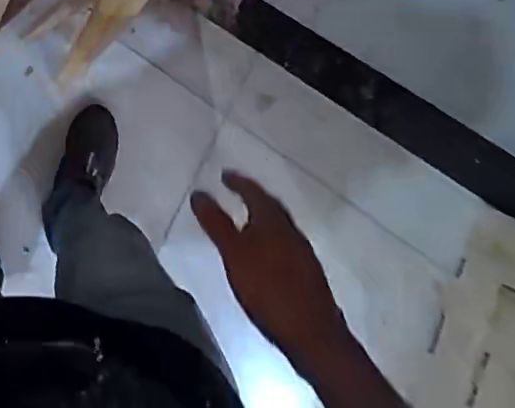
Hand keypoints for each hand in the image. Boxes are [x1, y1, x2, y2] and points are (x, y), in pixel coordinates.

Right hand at [191, 171, 349, 363]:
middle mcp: (293, 233)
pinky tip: (262, 253)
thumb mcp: (233, 253)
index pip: (255, 193)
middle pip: (272, 208)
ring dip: (263, 219)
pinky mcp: (309, 278)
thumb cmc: (268, 289)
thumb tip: (199, 193)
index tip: (225, 174)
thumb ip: (215, 222)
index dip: (239, 182)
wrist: (315, 339)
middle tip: (236, 190)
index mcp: (274, 222)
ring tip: (245, 220)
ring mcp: (305, 256)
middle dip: (253, 197)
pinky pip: (286, 246)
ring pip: (281, 228)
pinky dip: (271, 239)